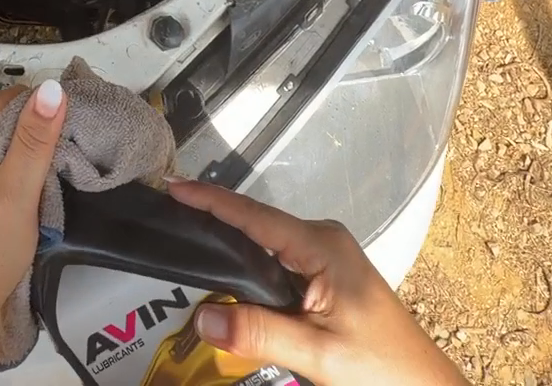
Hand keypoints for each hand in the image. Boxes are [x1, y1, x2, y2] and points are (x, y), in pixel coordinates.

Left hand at [0, 79, 66, 328]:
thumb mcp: (18, 193)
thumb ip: (35, 139)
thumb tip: (52, 88)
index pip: (13, 100)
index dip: (42, 121)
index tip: (60, 151)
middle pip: (7, 112)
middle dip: (33, 135)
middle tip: (50, 171)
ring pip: (4, 129)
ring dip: (26, 149)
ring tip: (37, 180)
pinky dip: (14, 160)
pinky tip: (22, 184)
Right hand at [167, 179, 464, 385]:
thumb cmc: (380, 368)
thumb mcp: (318, 353)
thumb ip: (259, 333)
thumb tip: (200, 317)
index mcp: (320, 244)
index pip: (253, 215)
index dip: (210, 198)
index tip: (173, 184)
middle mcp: (322, 237)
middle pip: (256, 220)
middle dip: (214, 212)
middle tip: (171, 209)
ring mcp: (326, 253)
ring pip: (266, 238)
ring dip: (230, 235)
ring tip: (189, 230)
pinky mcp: (326, 272)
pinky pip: (277, 255)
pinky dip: (249, 256)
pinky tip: (228, 265)